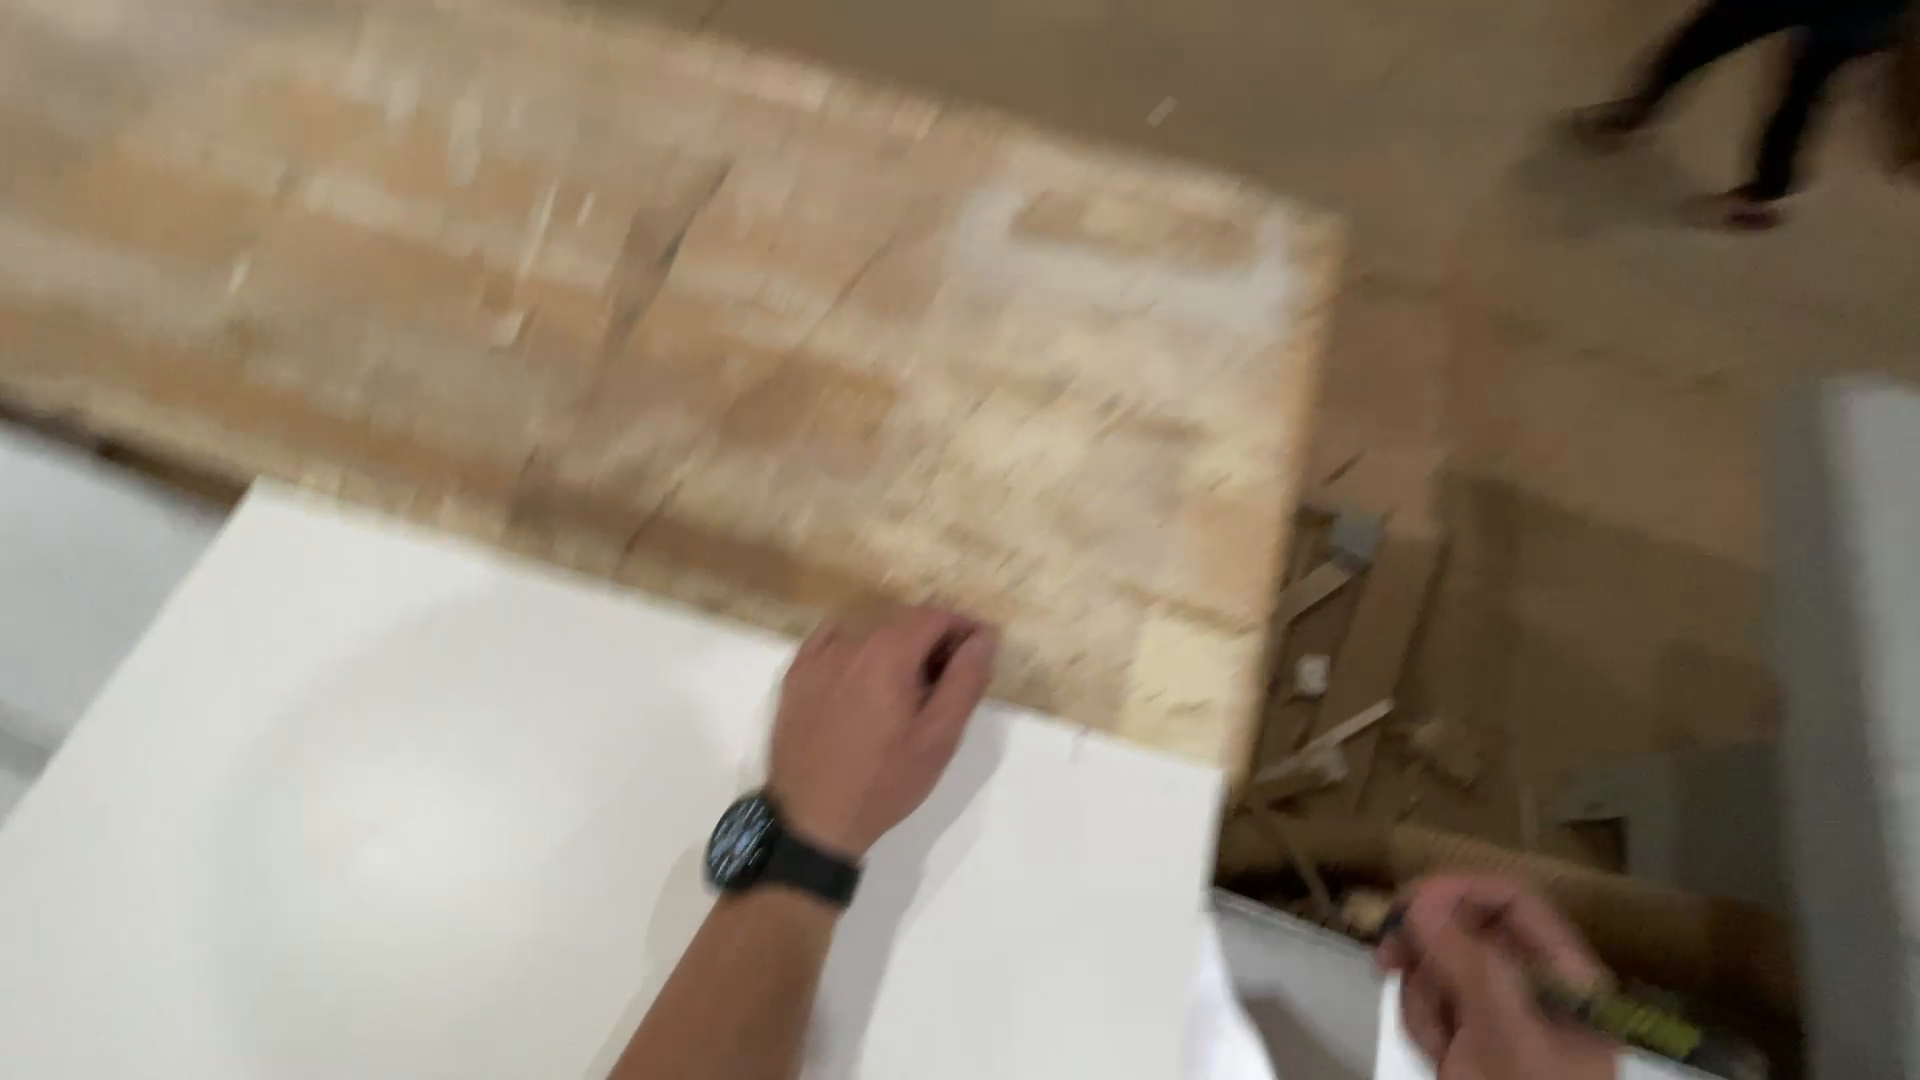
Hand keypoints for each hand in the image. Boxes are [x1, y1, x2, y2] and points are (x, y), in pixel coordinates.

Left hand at [768, 605, 997, 859]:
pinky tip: (864, 683)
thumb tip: (983, 638)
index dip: (963, 626)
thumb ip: (965, 680)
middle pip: (902, 622)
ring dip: (896, 649)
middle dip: (932, 641)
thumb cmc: (884, 781)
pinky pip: (833, 645)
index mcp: (889, 652)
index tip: (978, 650)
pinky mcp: (796, 677)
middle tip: (948, 681)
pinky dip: (857, 653)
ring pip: (869, 635)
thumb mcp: (938, 738)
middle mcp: (850, 642)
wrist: (812, 821)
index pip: (935, 615)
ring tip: (906, 692)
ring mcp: (817, 658)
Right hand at [1376, 876, 1617, 1079]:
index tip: (1407, 905)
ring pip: (1439, 961)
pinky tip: (1438, 1054)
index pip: (1512, 900)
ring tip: (1439, 1048)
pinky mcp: (1475, 1031)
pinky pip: (1432, 995)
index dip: (1457, 890)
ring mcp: (1504, 1009)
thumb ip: (1467, 963)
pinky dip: (1422, 1018)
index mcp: (1568, 981)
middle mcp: (1538, 985)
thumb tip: (1422, 900)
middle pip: (1466, 926)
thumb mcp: (1501, 1039)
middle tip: (1386, 961)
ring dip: (1422, 996)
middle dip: (1425, 951)